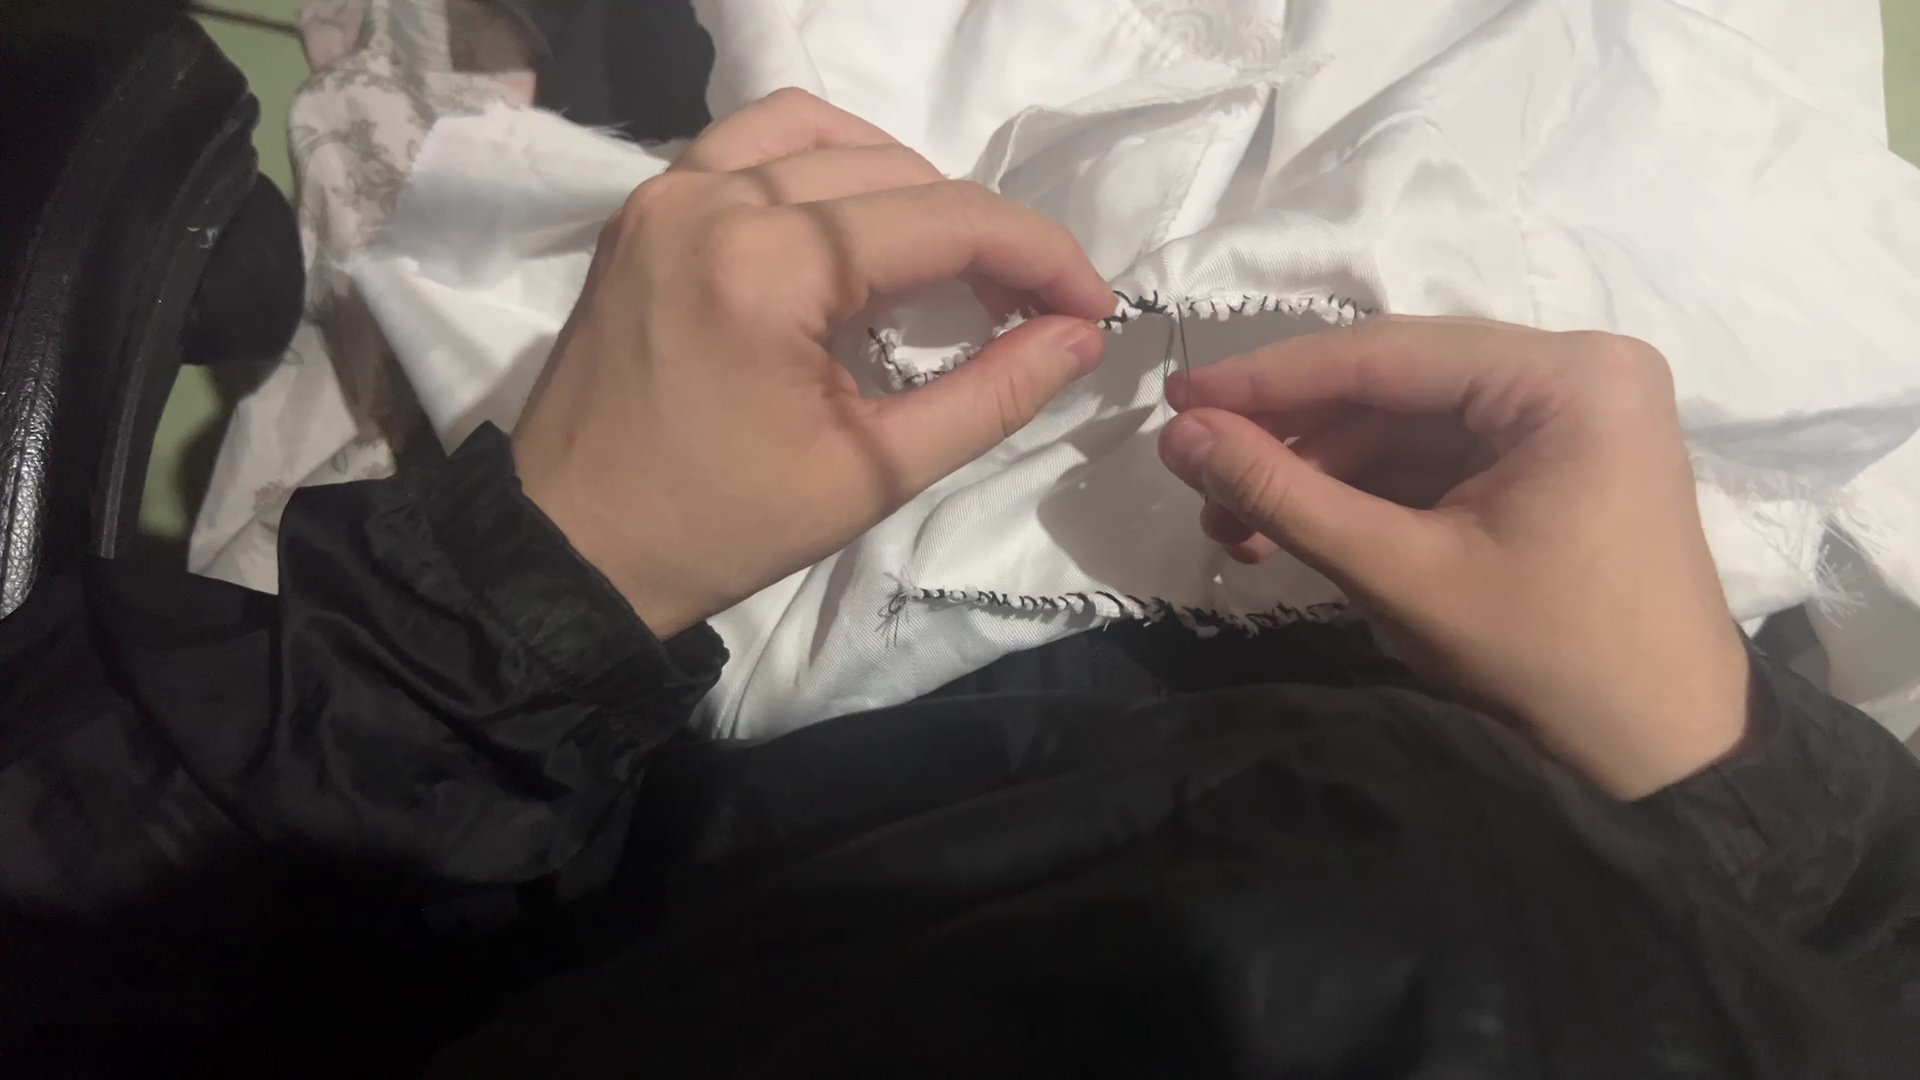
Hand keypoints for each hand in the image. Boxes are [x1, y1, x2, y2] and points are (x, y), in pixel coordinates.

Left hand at [512, 89, 1112, 636]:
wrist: (579, 551)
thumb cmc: (726, 528)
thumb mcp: (873, 475)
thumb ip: (988, 398)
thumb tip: (1076, 337)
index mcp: (767, 266)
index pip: (943, 219)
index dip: (1039, 255)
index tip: (1092, 305)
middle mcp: (710, 197)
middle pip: (894, 172)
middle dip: (983, 233)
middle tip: (1027, 307)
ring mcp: (666, 192)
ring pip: (825, 138)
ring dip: (910, 190)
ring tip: (950, 262)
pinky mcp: (645, 211)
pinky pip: (754, 147)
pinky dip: (828, 169)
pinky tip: (855, 227)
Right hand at [1157, 317, 1748, 796]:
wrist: (1652, 752)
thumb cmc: (1540, 656)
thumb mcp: (1393, 570)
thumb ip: (1279, 494)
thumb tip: (1177, 435)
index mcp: (1562, 378)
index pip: (1380, 354)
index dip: (1263, 377)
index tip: (1177, 395)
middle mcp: (1562, 374)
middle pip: (1381, 384)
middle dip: (1282, 437)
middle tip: (1197, 473)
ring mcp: (1546, 420)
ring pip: (1385, 426)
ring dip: (1303, 474)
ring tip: (1231, 530)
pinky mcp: (1526, 463)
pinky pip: (1409, 462)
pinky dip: (1343, 496)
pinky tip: (1284, 535)